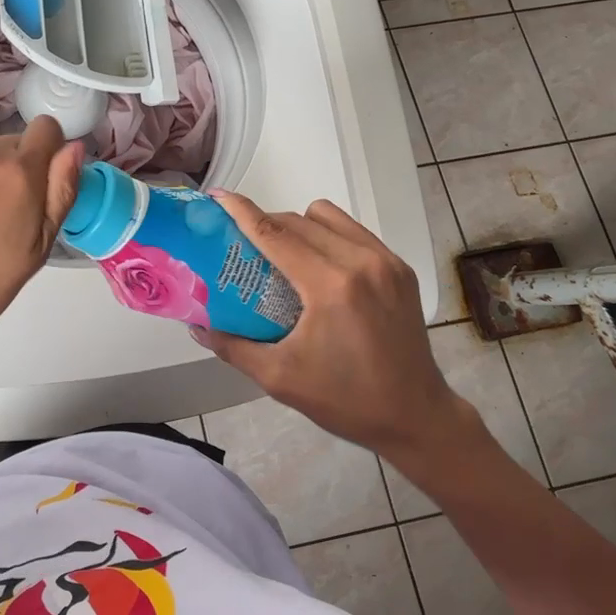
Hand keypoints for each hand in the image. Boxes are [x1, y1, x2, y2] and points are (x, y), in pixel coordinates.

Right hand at [194, 192, 467, 457]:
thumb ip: (233, 346)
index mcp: (330, 287)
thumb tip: (197, 327)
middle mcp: (360, 262)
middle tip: (242, 243)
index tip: (216, 197)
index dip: (241, 211)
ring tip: (283, 254)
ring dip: (298, 225)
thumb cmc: (347, 401)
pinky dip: (328, 236)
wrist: (418, 418)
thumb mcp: (280, 378)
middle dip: (264, 222)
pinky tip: (318, 265)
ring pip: (327, 217)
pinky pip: (353, 232)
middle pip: (297, 220)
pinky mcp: (400, 268)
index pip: (274, 233)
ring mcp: (385, 262)